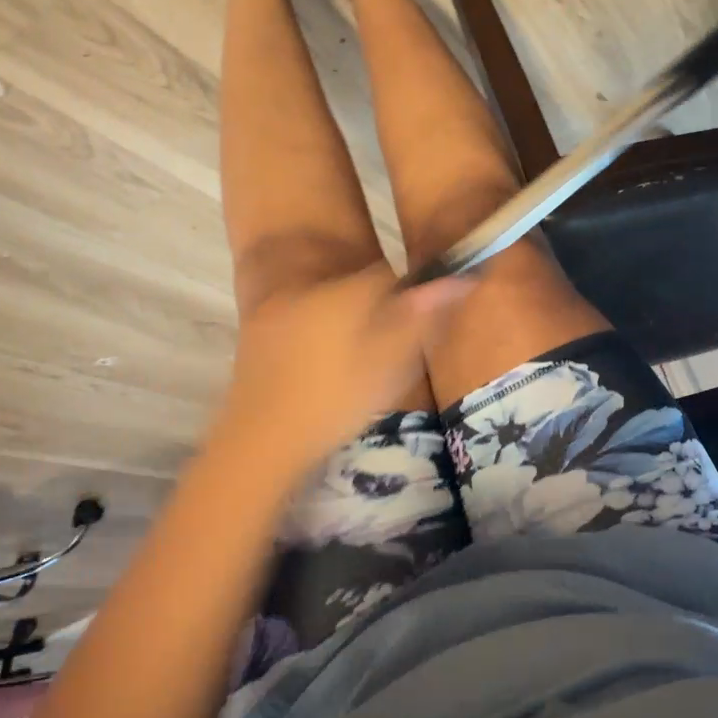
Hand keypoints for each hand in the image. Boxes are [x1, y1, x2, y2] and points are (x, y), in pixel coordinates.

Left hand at [211, 264, 468, 472]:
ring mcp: (277, 308)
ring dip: (347, 316)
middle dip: (377, 303)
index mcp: (343, 294)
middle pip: (356, 284)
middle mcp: (308, 289)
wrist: (261, 442)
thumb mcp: (388, 365)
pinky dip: (319, 331)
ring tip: (357, 355)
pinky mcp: (256, 331)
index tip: (418, 320)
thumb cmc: (333, 404)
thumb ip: (420, 318)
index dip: (409, 293)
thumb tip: (461, 280)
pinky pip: (301, 316)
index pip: (388, 274)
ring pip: (327, 298)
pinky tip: (322, 364)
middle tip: (390, 342)